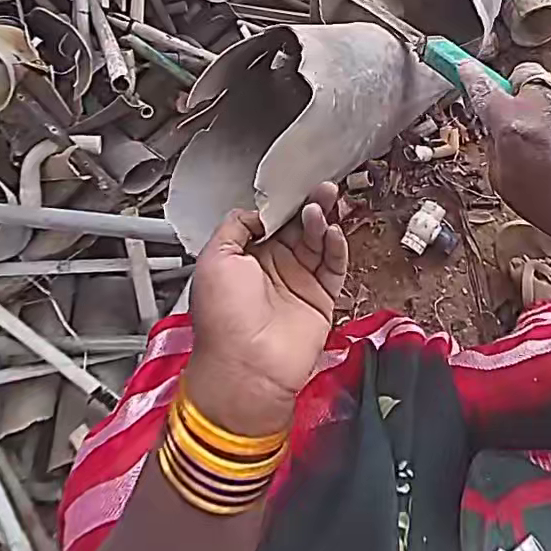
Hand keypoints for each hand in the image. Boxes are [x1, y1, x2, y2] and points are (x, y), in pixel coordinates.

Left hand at [183, 184, 347, 436]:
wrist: (247, 366)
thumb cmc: (223, 319)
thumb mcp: (214, 258)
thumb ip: (234, 227)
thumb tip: (254, 212)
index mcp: (245, 256)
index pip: (270, 220)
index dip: (283, 203)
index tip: (294, 184)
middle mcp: (272, 266)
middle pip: (297, 226)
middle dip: (310, 204)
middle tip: (322, 187)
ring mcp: (297, 281)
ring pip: (317, 240)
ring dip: (322, 220)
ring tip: (324, 204)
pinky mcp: (320, 297)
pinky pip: (334, 265)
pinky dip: (336, 246)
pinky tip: (332, 231)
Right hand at [458, 60, 550, 258]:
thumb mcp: (502, 180)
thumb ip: (494, 145)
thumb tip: (494, 130)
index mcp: (509, 123)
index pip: (480, 85)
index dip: (467, 72)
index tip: (460, 63)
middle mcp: (538, 105)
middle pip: (518, 80)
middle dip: (513, 95)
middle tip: (513, 121)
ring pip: (544, 93)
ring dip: (539, 109)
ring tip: (544, 142)